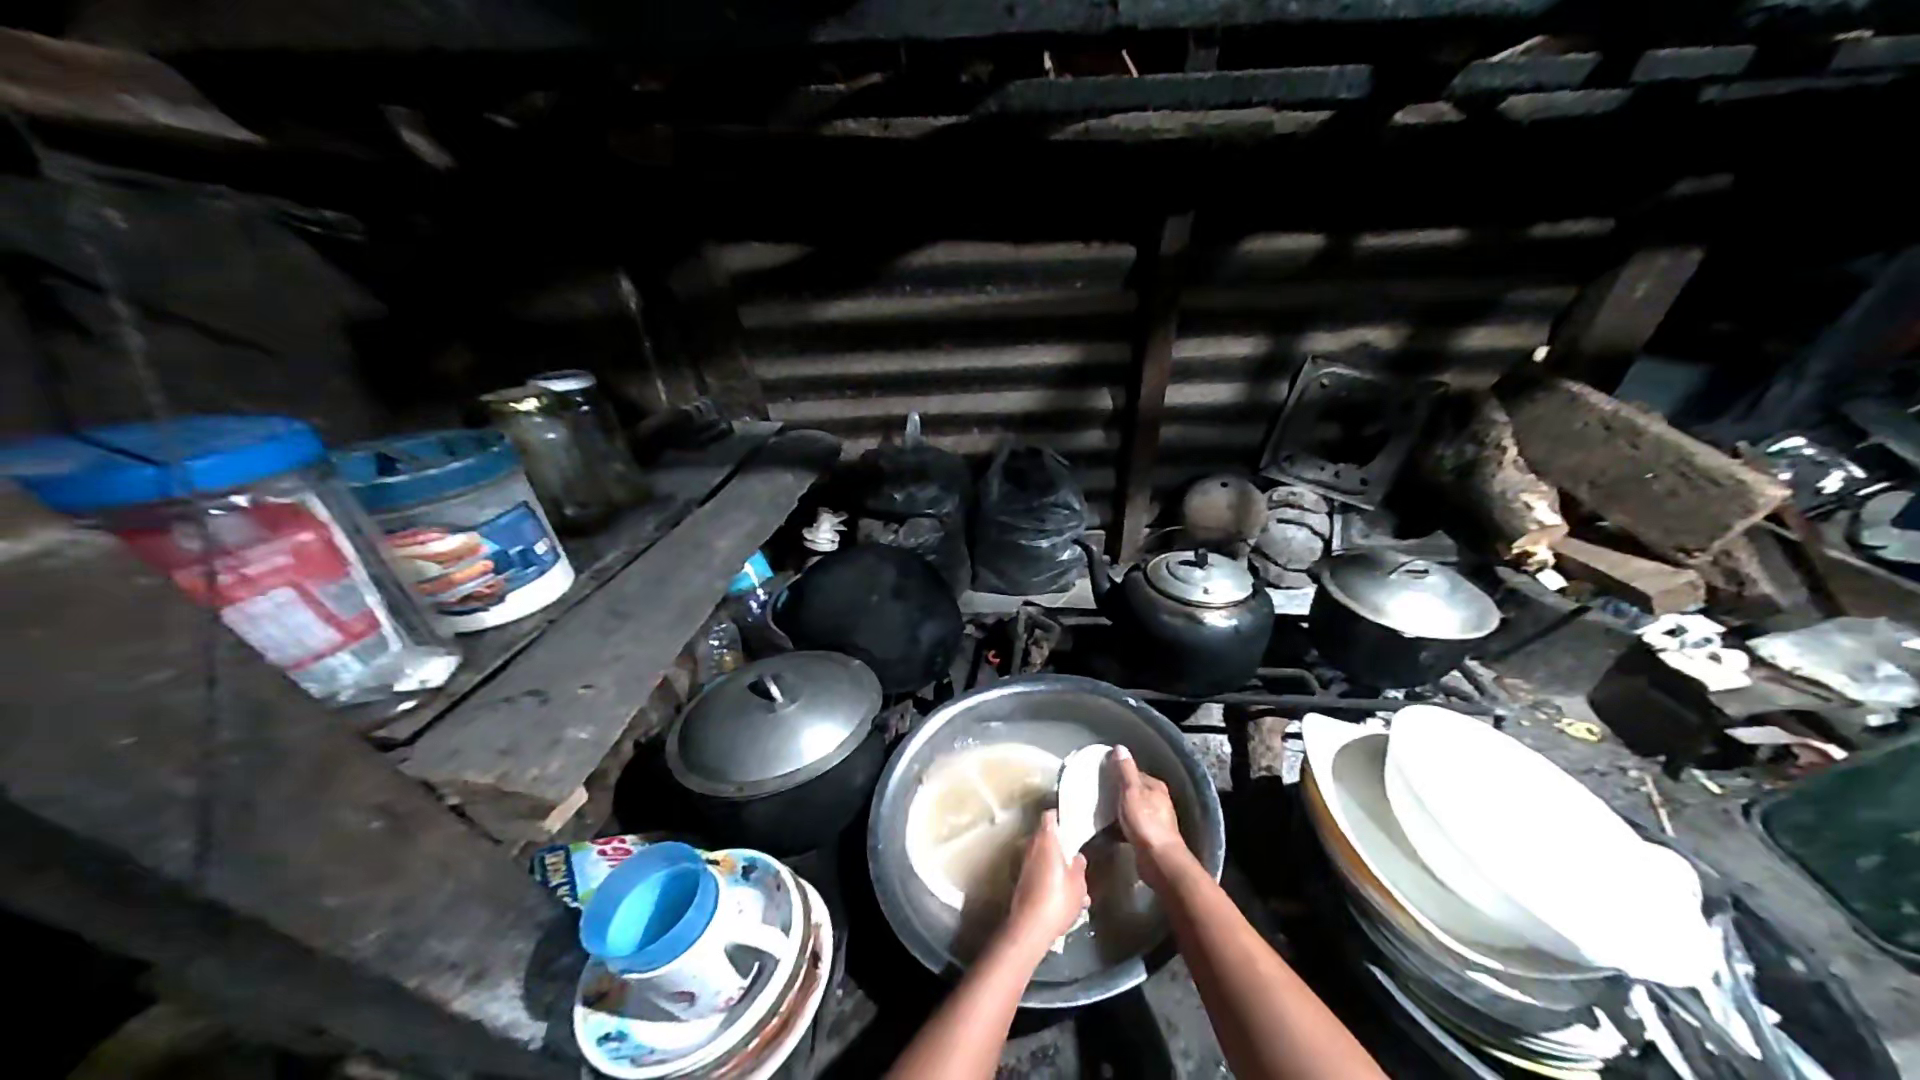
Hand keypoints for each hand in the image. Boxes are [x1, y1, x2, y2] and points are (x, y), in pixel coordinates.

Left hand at [1005, 810, 1089, 949]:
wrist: (1030, 928)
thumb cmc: (1058, 899)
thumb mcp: (1078, 883)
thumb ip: (1078, 866)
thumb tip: (1076, 857)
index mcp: (1046, 841)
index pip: (1049, 817)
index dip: (1059, 816)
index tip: (1069, 820)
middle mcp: (1032, 848)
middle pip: (1045, 837)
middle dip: (1060, 844)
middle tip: (1076, 853)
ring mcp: (1025, 865)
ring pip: (1043, 856)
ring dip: (1056, 864)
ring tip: (1076, 883)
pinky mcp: (1022, 882)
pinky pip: (1039, 872)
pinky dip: (1050, 878)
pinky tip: (1065, 897)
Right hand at [1111, 746, 1192, 890]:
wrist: (1159, 860)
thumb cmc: (1145, 822)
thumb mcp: (1131, 792)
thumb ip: (1125, 770)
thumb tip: (1120, 747)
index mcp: (1155, 786)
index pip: (1134, 772)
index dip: (1118, 772)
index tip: (1102, 774)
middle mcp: (1158, 801)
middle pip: (1134, 791)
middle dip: (1118, 792)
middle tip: (1098, 793)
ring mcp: (1155, 820)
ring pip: (1132, 808)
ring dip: (1119, 809)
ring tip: (1100, 810)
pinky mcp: (1149, 837)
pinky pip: (1131, 826)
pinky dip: (1121, 825)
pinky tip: (1109, 829)